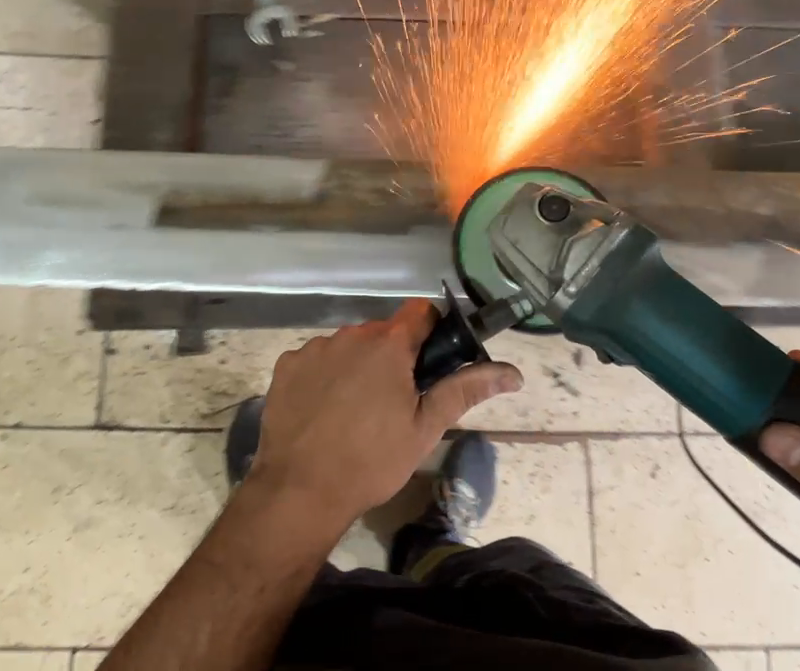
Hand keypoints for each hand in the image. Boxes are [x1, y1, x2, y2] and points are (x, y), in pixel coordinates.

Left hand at [247, 299, 523, 530]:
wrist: (301, 489)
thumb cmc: (373, 460)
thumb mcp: (426, 428)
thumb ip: (466, 390)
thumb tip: (513, 372)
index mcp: (388, 344)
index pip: (420, 311)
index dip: (432, 330)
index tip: (431, 361)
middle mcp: (350, 334)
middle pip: (382, 333)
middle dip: (393, 357)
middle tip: (396, 402)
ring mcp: (313, 348)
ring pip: (348, 346)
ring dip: (358, 366)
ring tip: (356, 413)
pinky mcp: (286, 365)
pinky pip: (315, 361)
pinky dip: (324, 377)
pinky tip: (323, 412)